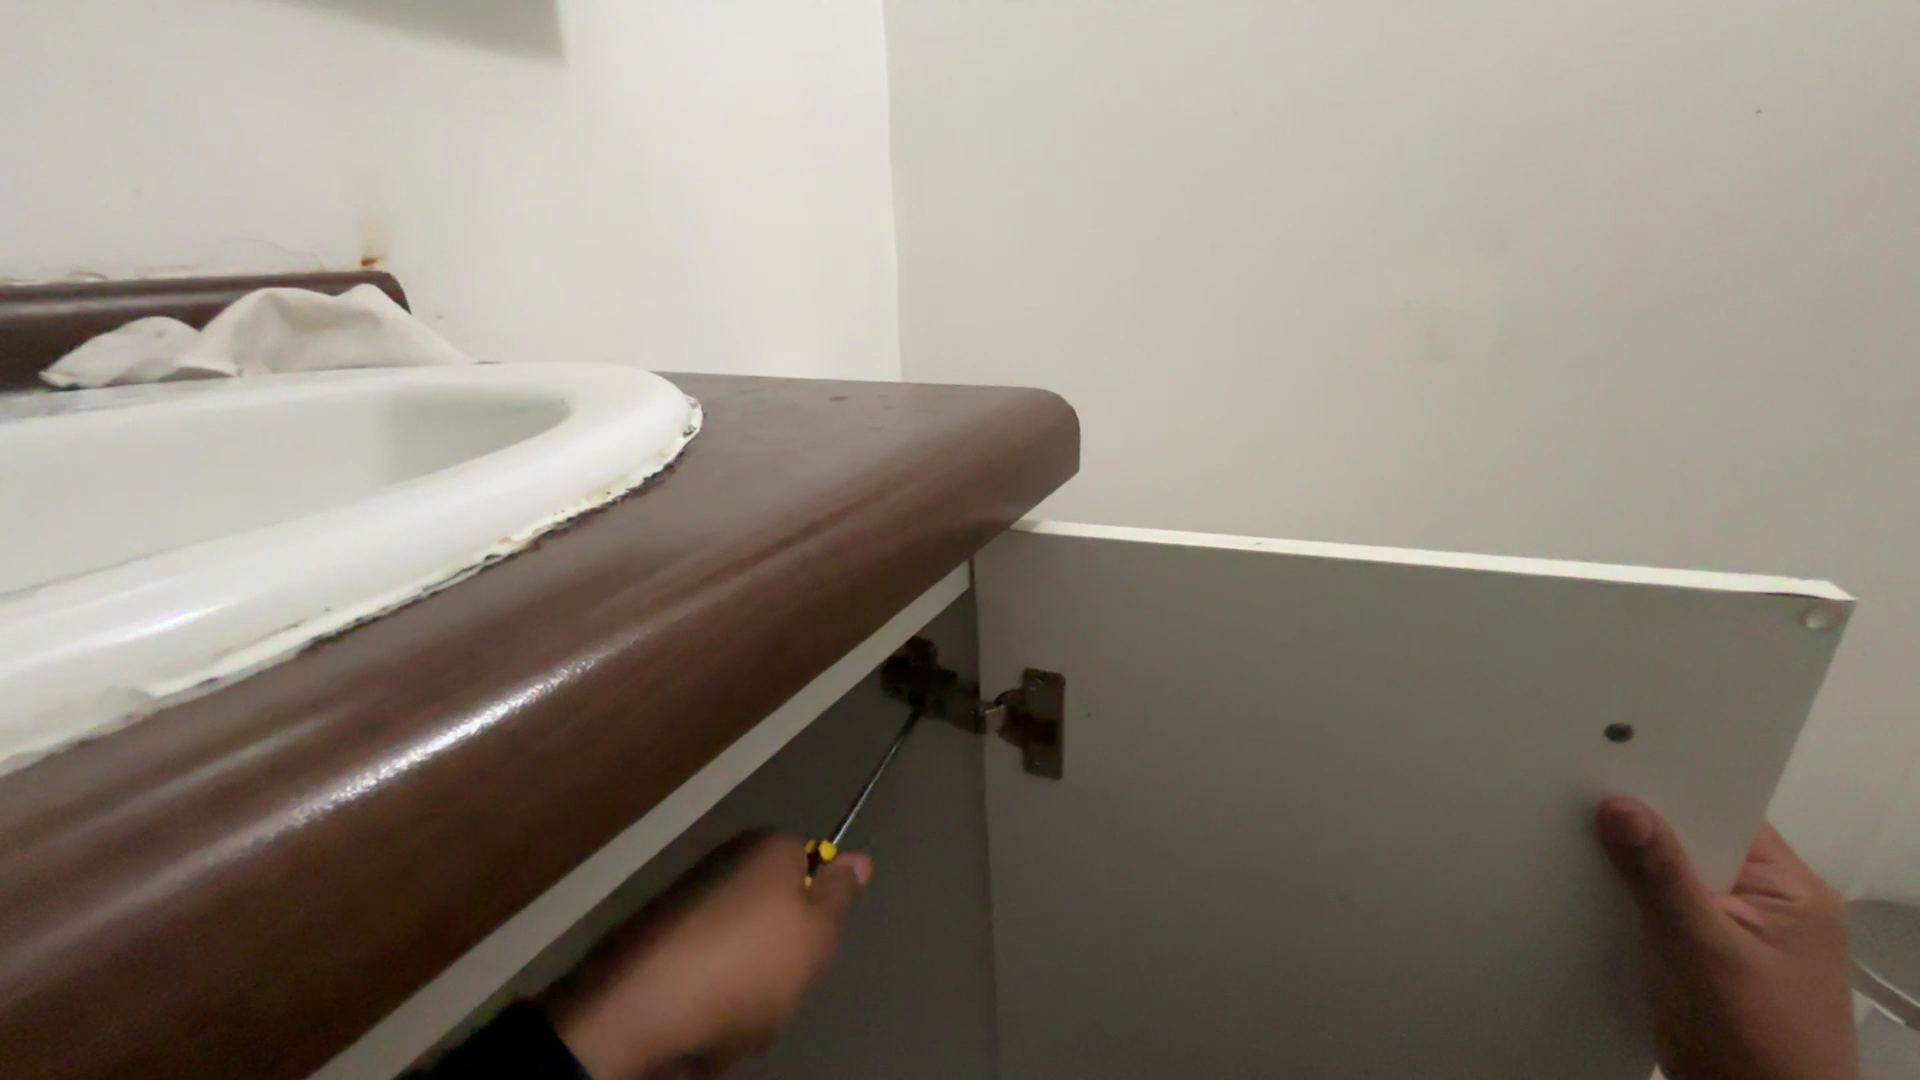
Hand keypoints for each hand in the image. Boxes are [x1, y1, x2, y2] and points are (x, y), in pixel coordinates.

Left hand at [544, 832, 871, 1078]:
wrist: (635, 1013)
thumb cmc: (746, 966)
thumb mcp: (816, 935)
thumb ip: (839, 894)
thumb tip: (857, 858)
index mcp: (769, 848)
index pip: (816, 866)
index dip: (821, 912)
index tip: (814, 948)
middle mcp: (728, 862)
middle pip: (779, 911)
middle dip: (783, 958)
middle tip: (779, 989)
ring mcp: (689, 900)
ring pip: (744, 948)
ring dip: (748, 989)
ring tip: (736, 1018)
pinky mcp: (658, 943)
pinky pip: (705, 970)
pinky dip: (709, 1000)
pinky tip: (703, 1026)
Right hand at [1596, 797, 1857, 1079]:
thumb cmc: (1753, 1037)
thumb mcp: (1702, 950)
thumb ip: (1660, 877)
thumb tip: (1620, 804)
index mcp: (1789, 890)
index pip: (1722, 810)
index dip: (1666, 785)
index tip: (1606, 764)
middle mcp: (1765, 899)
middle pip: (1688, 836)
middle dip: (1634, 823)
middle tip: (1572, 798)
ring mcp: (1731, 923)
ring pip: (1665, 869)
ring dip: (1622, 861)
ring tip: (1568, 836)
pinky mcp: (1698, 944)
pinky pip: (1653, 898)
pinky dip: (1620, 891)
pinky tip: (1584, 884)